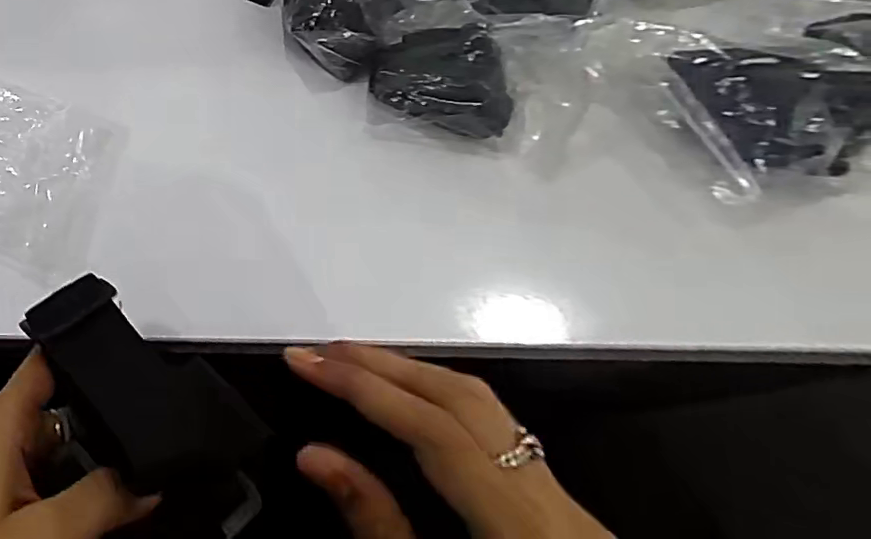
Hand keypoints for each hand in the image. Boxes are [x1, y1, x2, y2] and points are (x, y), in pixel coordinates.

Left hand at [0, 349, 160, 538]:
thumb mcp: (45, 531)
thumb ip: (98, 498)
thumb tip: (142, 479)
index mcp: (2, 420)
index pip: (45, 361)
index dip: (81, 352)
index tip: (123, 359)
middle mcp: (7, 435)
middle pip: (65, 406)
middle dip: (103, 423)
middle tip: (143, 445)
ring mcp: (14, 468)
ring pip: (70, 448)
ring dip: (99, 463)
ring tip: (134, 481)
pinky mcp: (20, 500)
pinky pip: (64, 480)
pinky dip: (88, 490)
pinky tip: (114, 508)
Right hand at [285, 343, 611, 538]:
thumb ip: (376, 524)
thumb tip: (311, 453)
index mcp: (524, 531)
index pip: (434, 431)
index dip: (362, 387)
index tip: (301, 361)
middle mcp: (558, 508)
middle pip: (462, 401)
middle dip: (381, 365)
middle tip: (317, 351)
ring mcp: (571, 505)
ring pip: (484, 405)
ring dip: (408, 372)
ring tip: (349, 361)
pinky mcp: (566, 509)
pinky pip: (495, 425)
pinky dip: (436, 395)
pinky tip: (402, 395)